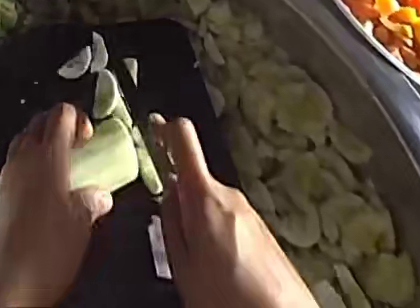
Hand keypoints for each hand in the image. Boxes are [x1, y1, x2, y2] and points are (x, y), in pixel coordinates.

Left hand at [0, 103, 113, 307]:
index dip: (77, 118)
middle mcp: (24, 157)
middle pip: (40, 121)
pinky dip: (31, 162)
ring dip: (44, 142)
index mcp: (47, 155)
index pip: (61, 114)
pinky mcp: (0, 192)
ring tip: (63, 165)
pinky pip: (16, 161)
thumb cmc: (45, 252)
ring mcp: (8, 173)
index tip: (89, 136)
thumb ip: (91, 203)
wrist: (2, 286)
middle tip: (78, 145)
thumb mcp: (80, 227)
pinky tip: (45, 187)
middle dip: (60, 125)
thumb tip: (100, 195)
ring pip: (26, 138)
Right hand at [151, 114, 318, 307]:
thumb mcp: (183, 268)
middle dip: (184, 204)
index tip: (155, 129)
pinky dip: (223, 240)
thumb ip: (170, 222)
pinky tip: (226, 276)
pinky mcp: (264, 232)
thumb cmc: (231, 301)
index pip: (183, 137)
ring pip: (213, 206)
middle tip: (179, 242)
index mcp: (204, 195)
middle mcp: (229, 195)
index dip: (165, 129)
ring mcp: (249, 212)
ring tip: (206, 269)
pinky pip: (232, 223)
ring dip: (204, 226)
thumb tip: (167, 195)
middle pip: (196, 180)